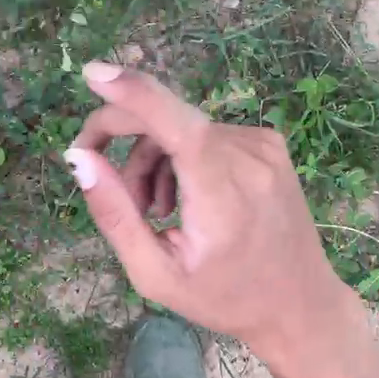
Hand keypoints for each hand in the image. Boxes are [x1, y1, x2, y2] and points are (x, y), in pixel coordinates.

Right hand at [63, 62, 363, 368]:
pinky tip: (182, 200)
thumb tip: (78, 159)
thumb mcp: (155, 273)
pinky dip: (179, 158)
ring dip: (151, 159)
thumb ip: (115, 214)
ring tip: (153, 212)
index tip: (92, 73)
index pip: (176, 122)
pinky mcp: (267, 142)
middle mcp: (247, 154)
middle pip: (165, 119)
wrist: (300, 304)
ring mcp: (262, 144)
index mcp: (222, 192)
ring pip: (179, 128)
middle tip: (99, 180)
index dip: (132, 92)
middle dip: (119, 139)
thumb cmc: (224, 299)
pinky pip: (203, 134)